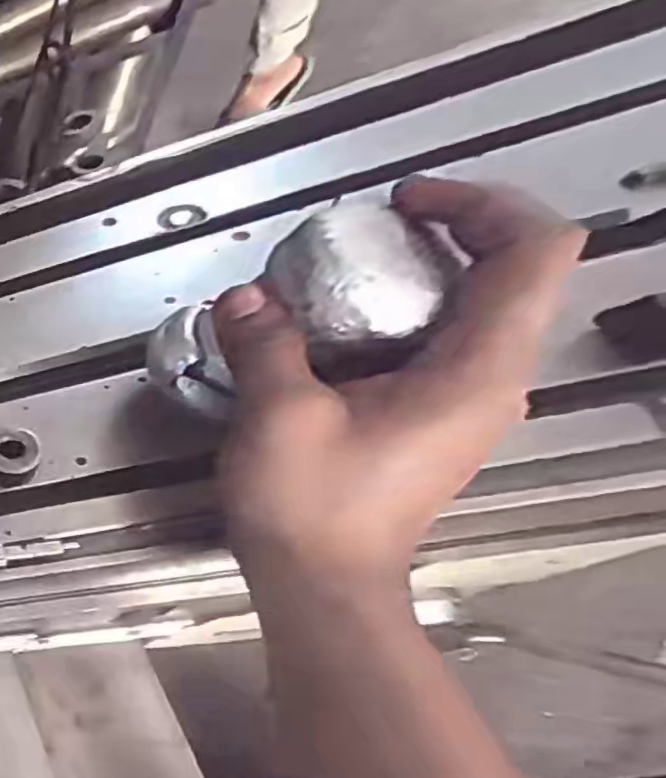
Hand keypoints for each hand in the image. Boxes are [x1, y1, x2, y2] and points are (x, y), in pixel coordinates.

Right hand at [214, 178, 584, 583]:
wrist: (319, 576)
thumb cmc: (310, 501)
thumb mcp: (278, 415)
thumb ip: (266, 346)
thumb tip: (245, 296)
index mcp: (477, 369)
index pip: (533, 250)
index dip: (479, 205)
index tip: (404, 200)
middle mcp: (489, 380)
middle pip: (505, 276)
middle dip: (438, 237)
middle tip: (357, 232)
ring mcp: (461, 405)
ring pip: (464, 314)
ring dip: (406, 281)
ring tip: (329, 280)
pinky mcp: (425, 424)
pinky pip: (425, 349)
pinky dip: (384, 323)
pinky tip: (323, 336)